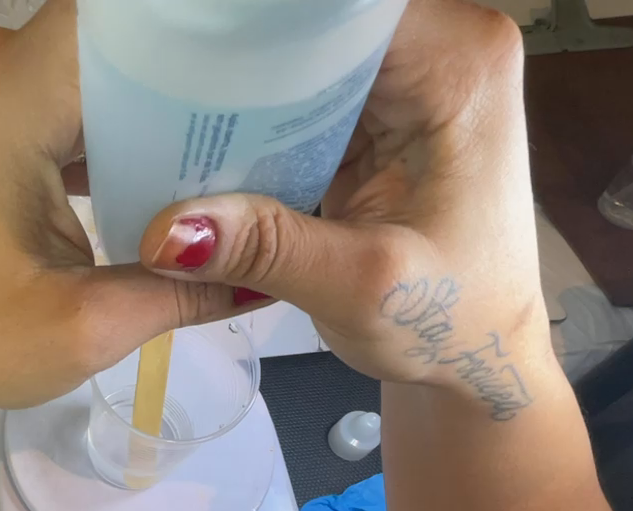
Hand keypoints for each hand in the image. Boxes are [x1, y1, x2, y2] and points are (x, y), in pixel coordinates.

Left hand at [0, 0, 239, 412]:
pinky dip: (127, 130)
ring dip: (169, 110)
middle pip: (130, 41)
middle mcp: (0, 67)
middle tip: (273, 130)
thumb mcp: (89, 327)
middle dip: (202, 84)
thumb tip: (267, 272)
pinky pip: (79, 99)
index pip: (140, 23)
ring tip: (240, 152)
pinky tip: (178, 172)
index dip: (213, 45)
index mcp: (17, 96)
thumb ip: (185, 291)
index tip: (274, 82)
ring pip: (107, 69)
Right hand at [134, 0, 550, 415]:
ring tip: (167, 137)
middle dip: (235, 69)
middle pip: (311, 32)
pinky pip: (292, 113)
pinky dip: (247, 139)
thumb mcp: (359, 286)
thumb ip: (266, 248)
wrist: (475, 353)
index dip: (258, 28)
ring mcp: (397, 91)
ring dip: (233, 106)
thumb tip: (162, 233)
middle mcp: (432, 55)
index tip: (180, 58)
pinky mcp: (368, 128)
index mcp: (455, 65)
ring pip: (294, 70)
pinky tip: (201, 165)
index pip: (340, 11)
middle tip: (156, 112)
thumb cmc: (450, 322)